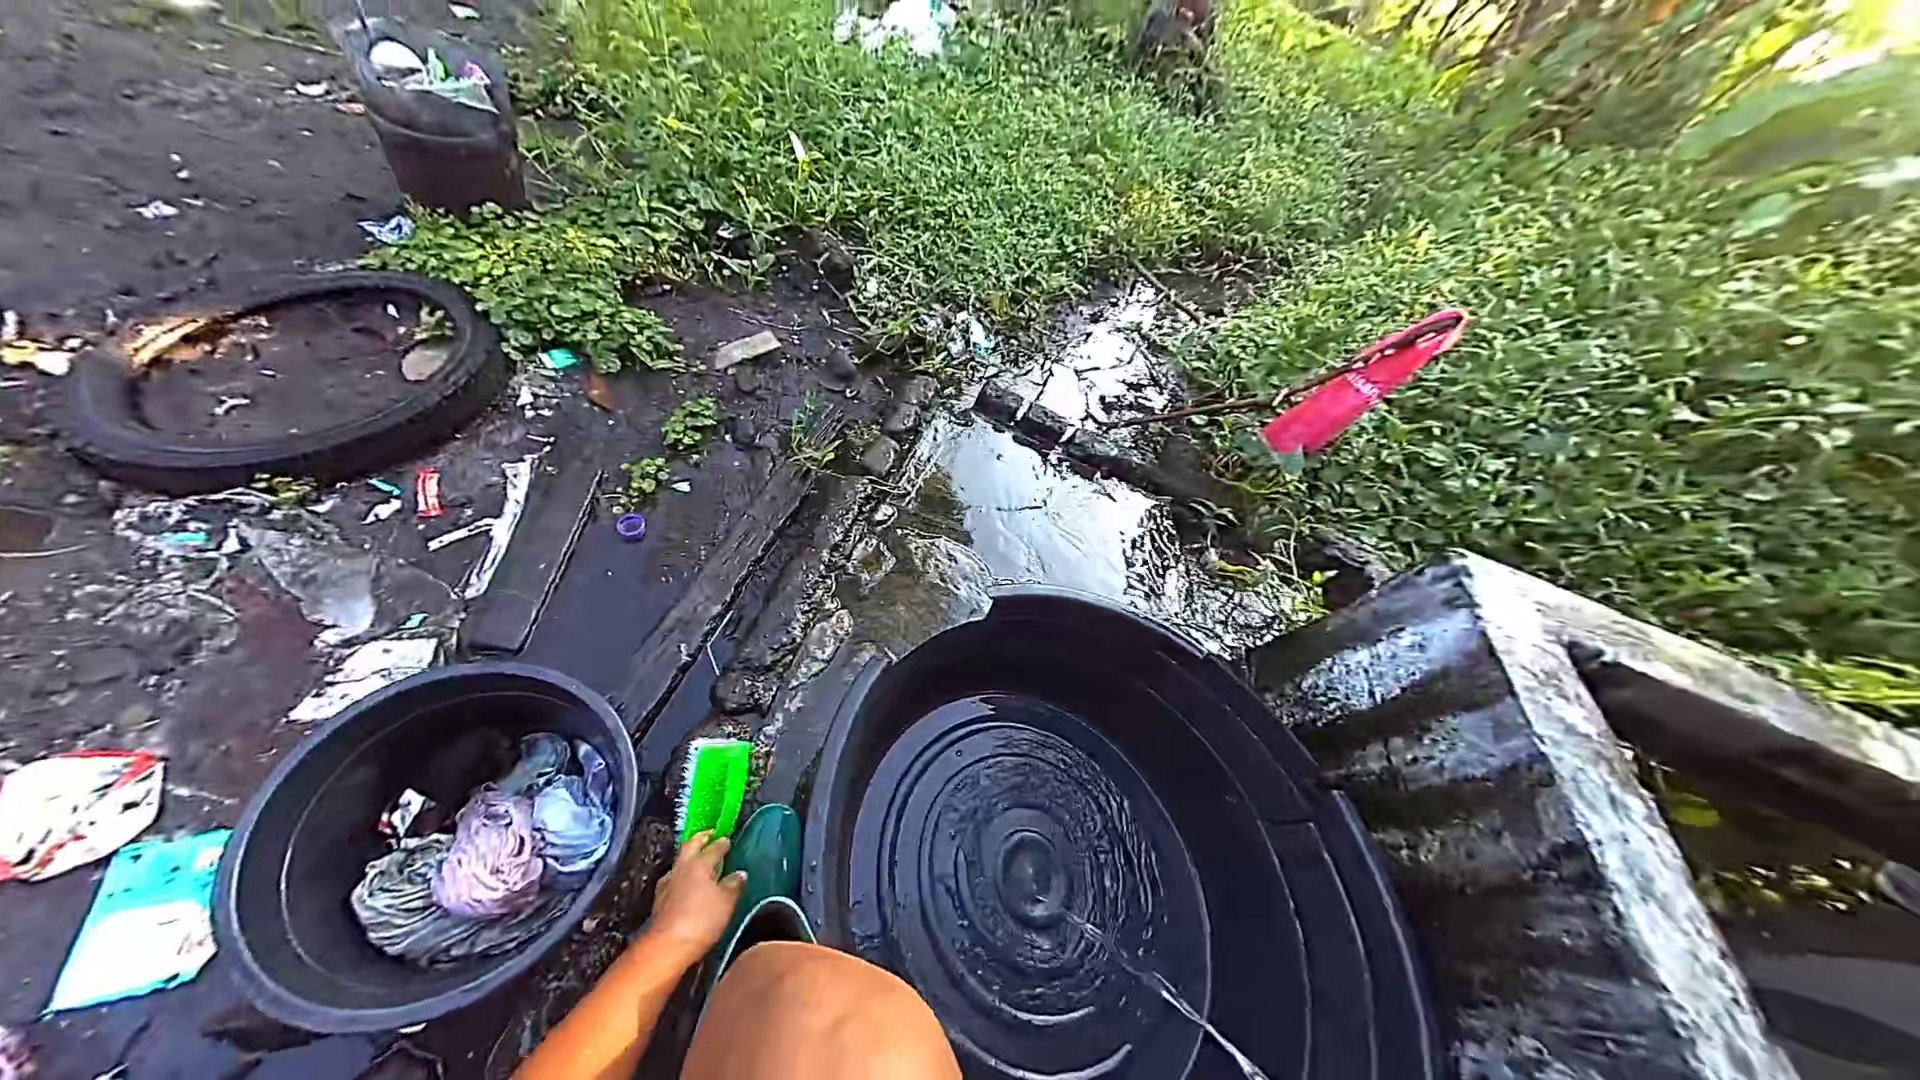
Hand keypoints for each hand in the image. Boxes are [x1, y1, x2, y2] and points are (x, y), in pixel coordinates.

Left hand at [645, 831, 745, 961]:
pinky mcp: (660, 902)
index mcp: (700, 863)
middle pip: (690, 846)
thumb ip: (734, 884)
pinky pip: (674, 880)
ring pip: (680, 862)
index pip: (714, 847)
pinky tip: (686, 886)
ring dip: (689, 858)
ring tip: (699, 862)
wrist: (665, 948)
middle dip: (701, 839)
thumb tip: (739, 874)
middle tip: (710, 836)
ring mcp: (667, 884)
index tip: (729, 840)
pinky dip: (682, 877)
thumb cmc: (701, 920)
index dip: (723, 842)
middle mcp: (682, 868)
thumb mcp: (727, 901)